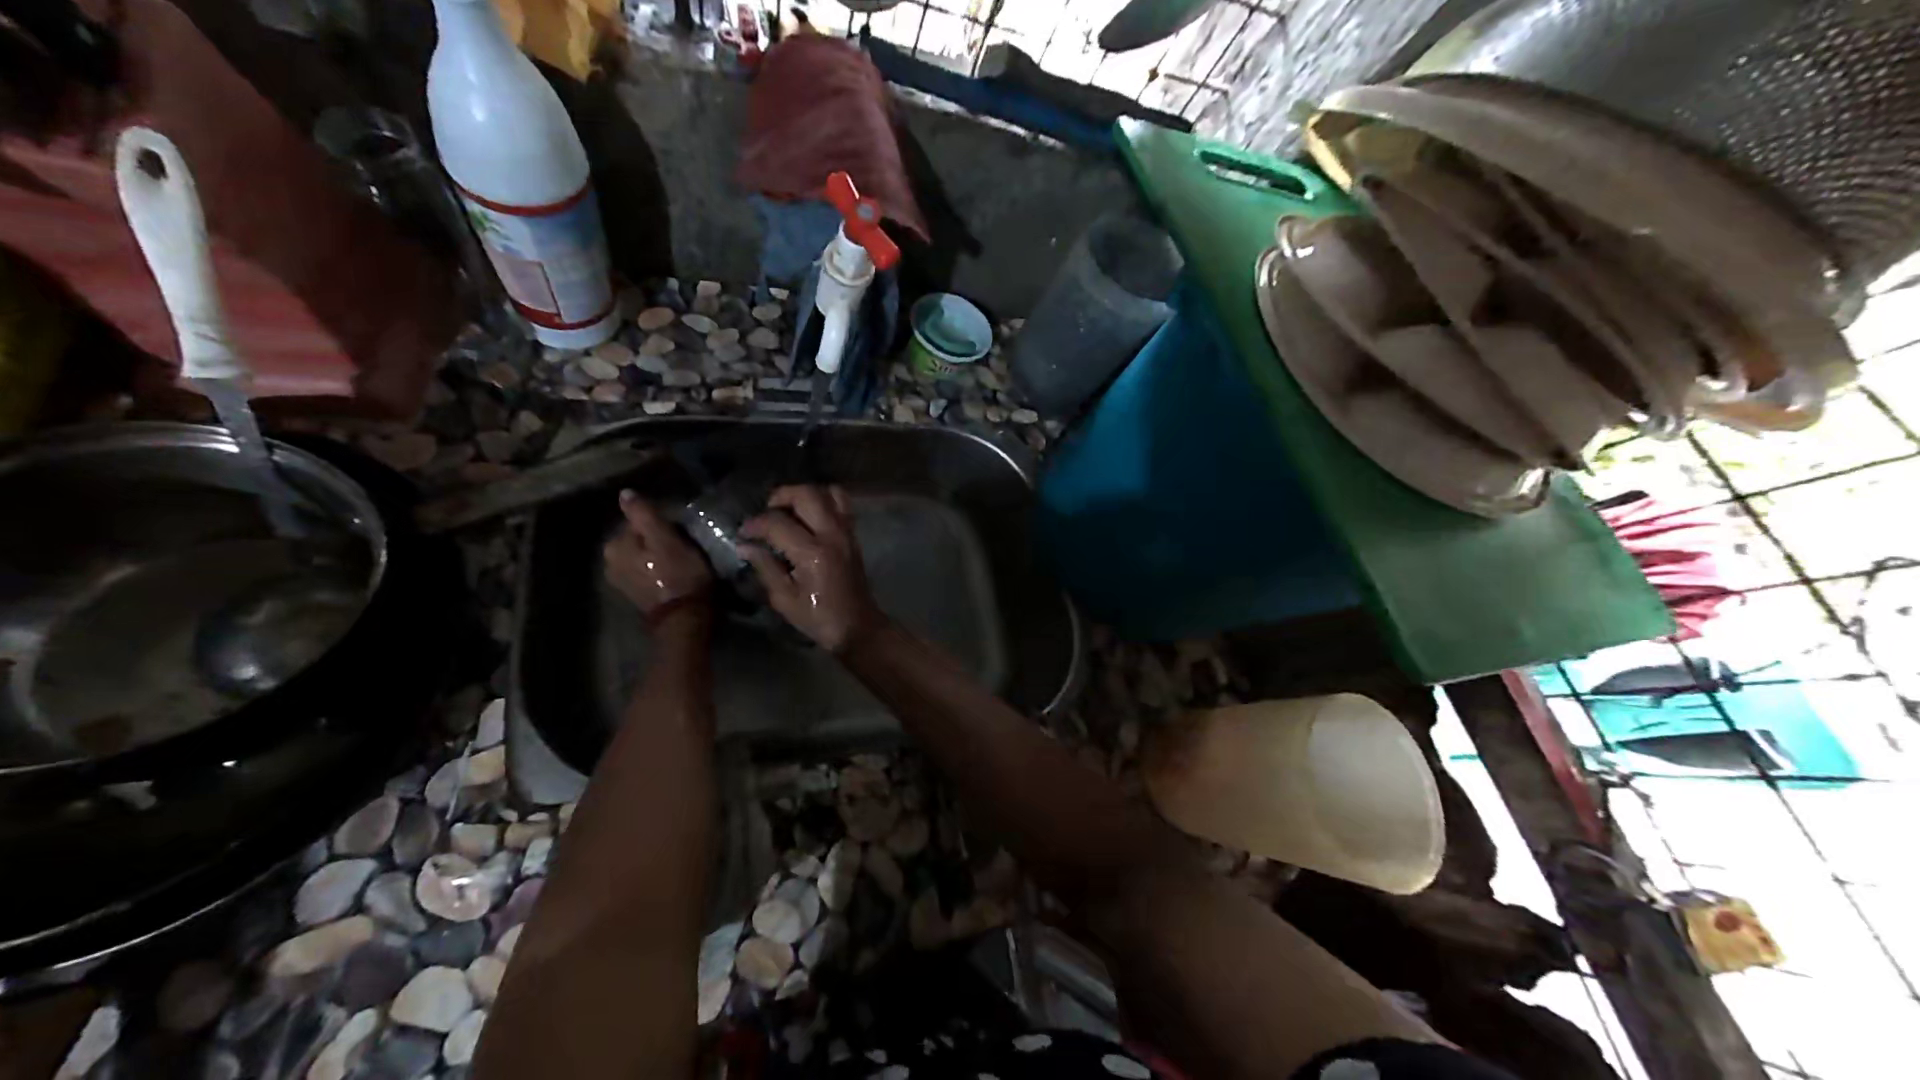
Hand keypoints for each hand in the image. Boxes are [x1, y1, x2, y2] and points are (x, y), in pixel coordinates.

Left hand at [603, 490, 712, 622]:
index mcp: (614, 545)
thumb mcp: (666, 539)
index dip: (661, 523)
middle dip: (656, 538)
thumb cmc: (678, 575)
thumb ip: (644, 515)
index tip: (680, 532)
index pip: (637, 521)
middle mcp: (609, 561)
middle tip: (681, 545)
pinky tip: (671, 573)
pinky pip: (643, 570)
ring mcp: (619, 579)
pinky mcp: (632, 593)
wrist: (684, 619)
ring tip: (678, 559)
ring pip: (640, 554)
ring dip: (656, 553)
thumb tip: (624, 493)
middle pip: (637, 538)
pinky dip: (655, 568)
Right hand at [739, 485, 880, 651]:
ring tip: (789, 511)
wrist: (857, 626)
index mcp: (812, 553)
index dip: (755, 524)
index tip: (743, 533)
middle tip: (766, 514)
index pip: (777, 523)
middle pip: (806, 494)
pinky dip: (823, 500)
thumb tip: (745, 545)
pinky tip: (808, 516)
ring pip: (827, 492)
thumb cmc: (818, 617)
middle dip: (780, 497)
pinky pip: (841, 503)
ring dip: (804, 495)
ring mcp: (846, 532)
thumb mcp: (784, 598)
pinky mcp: (853, 534)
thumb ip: (765, 567)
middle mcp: (832, 535)